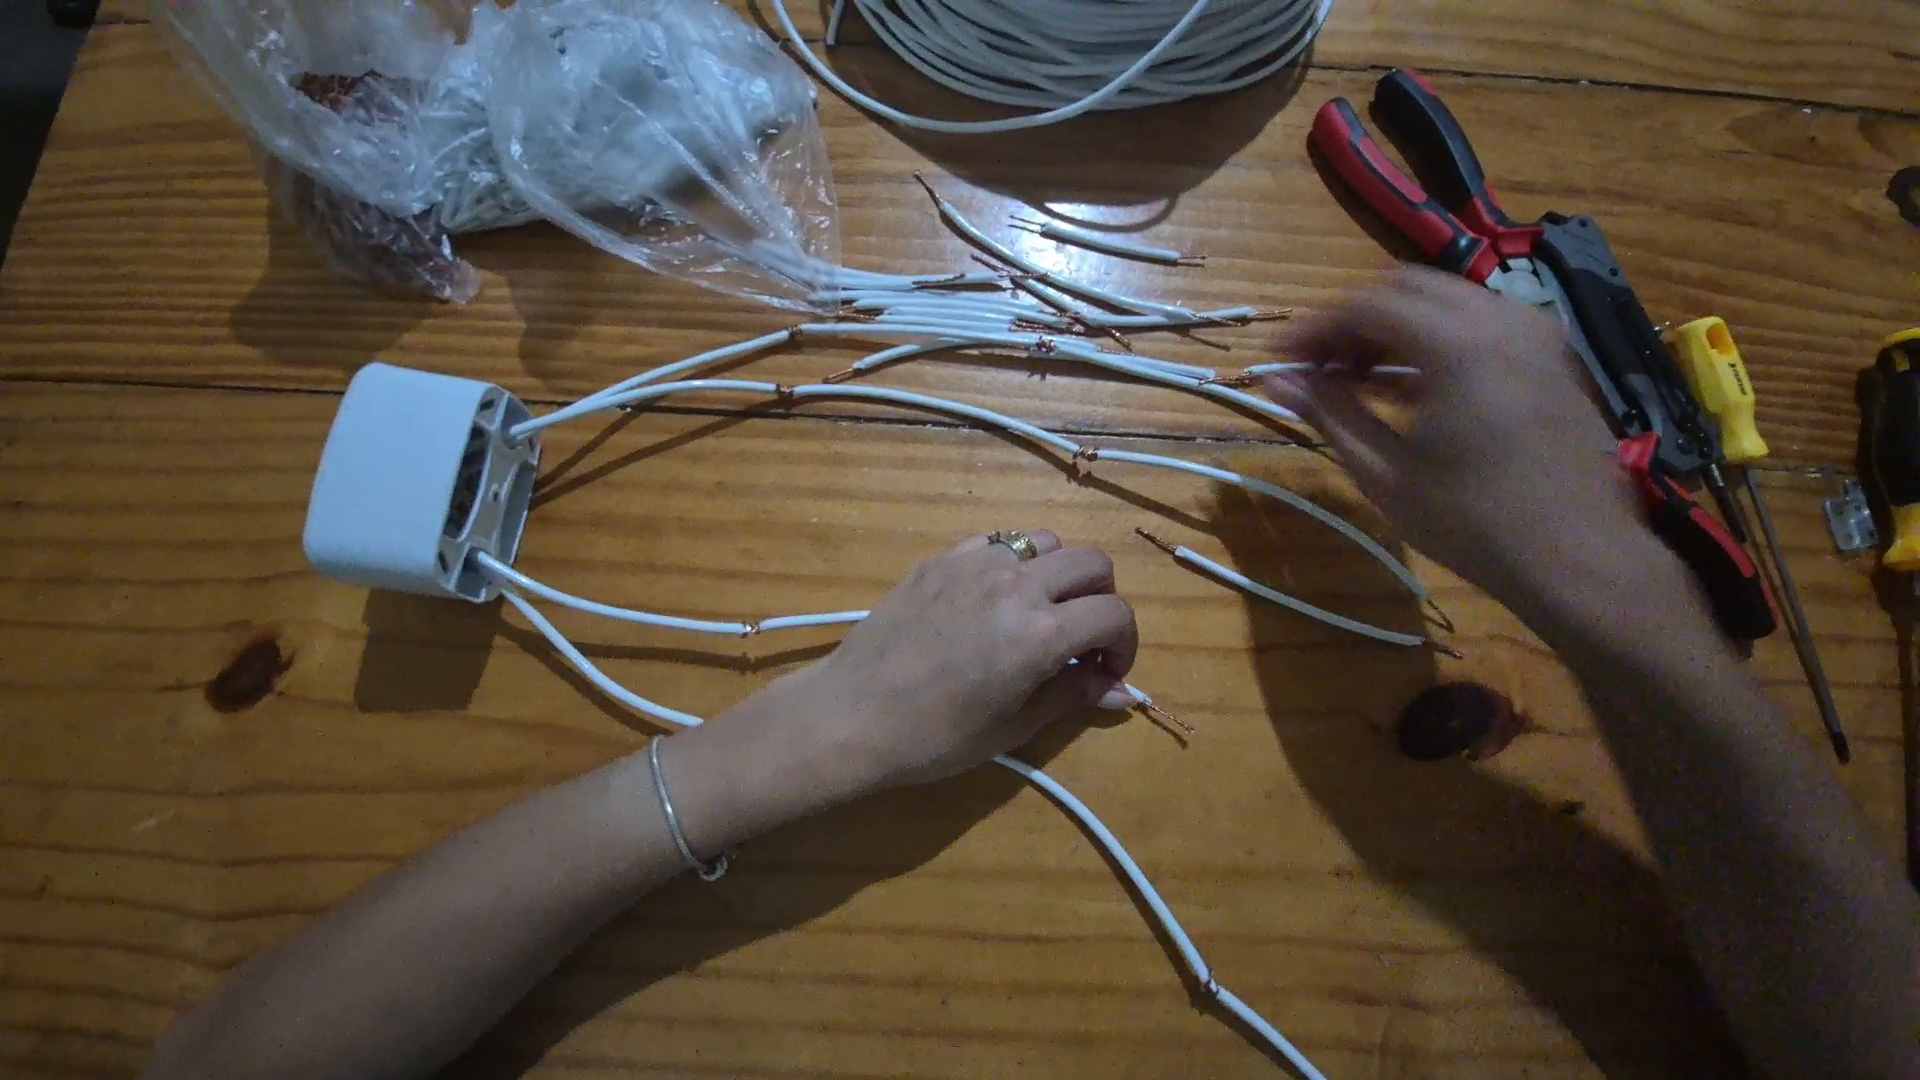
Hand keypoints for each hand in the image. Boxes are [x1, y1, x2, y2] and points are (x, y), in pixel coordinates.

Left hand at [799, 530, 1137, 789]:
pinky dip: (1013, 564)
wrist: (853, 714)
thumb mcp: (1014, 725)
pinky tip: (992, 599)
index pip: (1114, 613)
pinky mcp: (942, 558)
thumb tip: (1125, 692)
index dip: (1125, 644)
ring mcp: (975, 563)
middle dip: (1101, 601)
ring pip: (1046, 543)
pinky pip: (997, 542)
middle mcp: (1015, 584)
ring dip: (1059, 575)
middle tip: (1080, 640)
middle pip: (1092, 564)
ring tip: (1038, 613)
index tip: (1106, 671)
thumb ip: (1074, 696)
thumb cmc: (936, 736)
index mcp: (1040, 632)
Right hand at [1263, 267, 1655, 611]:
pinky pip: (1474, 324)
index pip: (1366, 305)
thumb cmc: (1469, 520)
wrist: (1575, 556)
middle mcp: (1499, 320)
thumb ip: (1328, 413)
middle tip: (1315, 368)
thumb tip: (1276, 381)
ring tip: (1351, 380)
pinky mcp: (1547, 357)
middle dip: (1349, 322)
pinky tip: (1400, 388)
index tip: (1280, 361)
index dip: (1313, 328)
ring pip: (1441, 302)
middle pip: (1403, 289)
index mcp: (1456, 345)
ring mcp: (1532, 335)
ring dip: (1388, 329)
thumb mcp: (1383, 471)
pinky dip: (1428, 341)